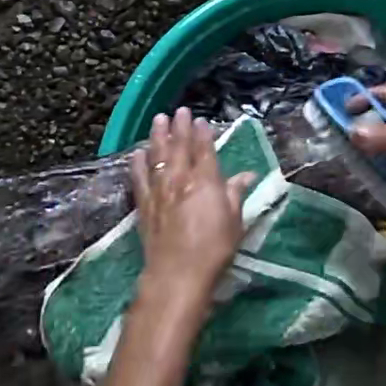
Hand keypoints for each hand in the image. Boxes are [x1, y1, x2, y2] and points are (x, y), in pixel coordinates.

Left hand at [130, 108, 253, 317]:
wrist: (177, 275)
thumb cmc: (214, 249)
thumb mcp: (235, 221)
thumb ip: (236, 194)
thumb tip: (247, 175)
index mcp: (206, 181)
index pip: (204, 150)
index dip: (203, 133)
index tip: (202, 120)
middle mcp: (181, 179)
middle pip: (180, 147)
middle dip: (180, 127)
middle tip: (180, 110)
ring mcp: (160, 191)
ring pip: (158, 156)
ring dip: (158, 136)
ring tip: (159, 119)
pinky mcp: (144, 206)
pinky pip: (139, 178)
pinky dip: (138, 163)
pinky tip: (137, 153)